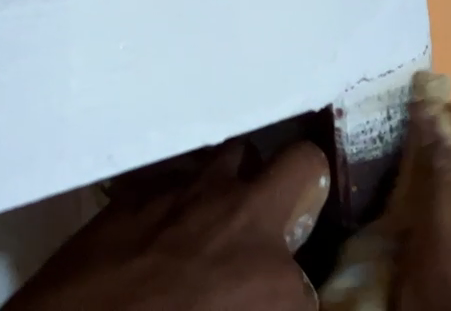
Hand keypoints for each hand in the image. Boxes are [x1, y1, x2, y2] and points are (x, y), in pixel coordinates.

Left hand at [3, 139, 331, 310]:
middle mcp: (242, 219)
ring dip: (237, 180)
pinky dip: (184, 192)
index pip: (311, 282)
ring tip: (223, 210)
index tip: (281, 296)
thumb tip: (261, 285)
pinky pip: (180, 174)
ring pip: (236, 154)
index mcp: (274, 281)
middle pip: (301, 163)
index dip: (294, 291)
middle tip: (283, 212)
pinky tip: (168, 220)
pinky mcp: (139, 189)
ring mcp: (188, 193)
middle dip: (302, 181)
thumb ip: (264, 296)